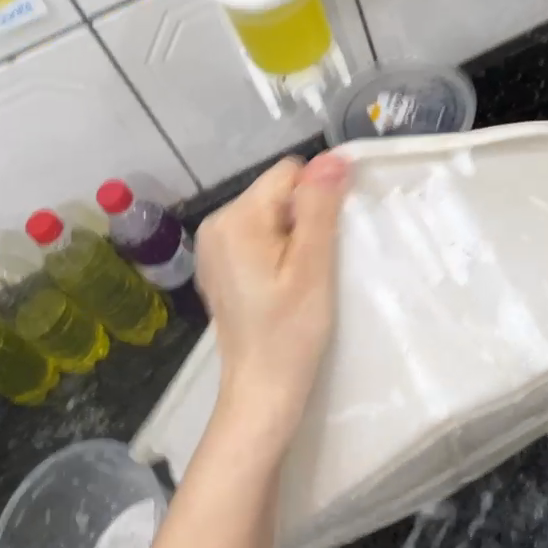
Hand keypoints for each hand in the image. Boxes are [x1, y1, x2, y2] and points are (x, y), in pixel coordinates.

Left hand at [195, 152, 351, 445]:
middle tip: (309, 269)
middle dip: (302, 220)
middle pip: (278, 192)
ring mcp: (213, 244)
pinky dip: (277, 251)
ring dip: (293, 236)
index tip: (320, 246)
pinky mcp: (219, 263)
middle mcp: (216, 222)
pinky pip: (258, 234)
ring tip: (296, 280)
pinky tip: (281, 285)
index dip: (316, 202)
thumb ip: (320, 208)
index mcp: (235, 218)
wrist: (261, 390)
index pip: (290, 173)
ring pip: (271, 212)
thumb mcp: (313, 267)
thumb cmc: (291, 332)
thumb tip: (335, 158)